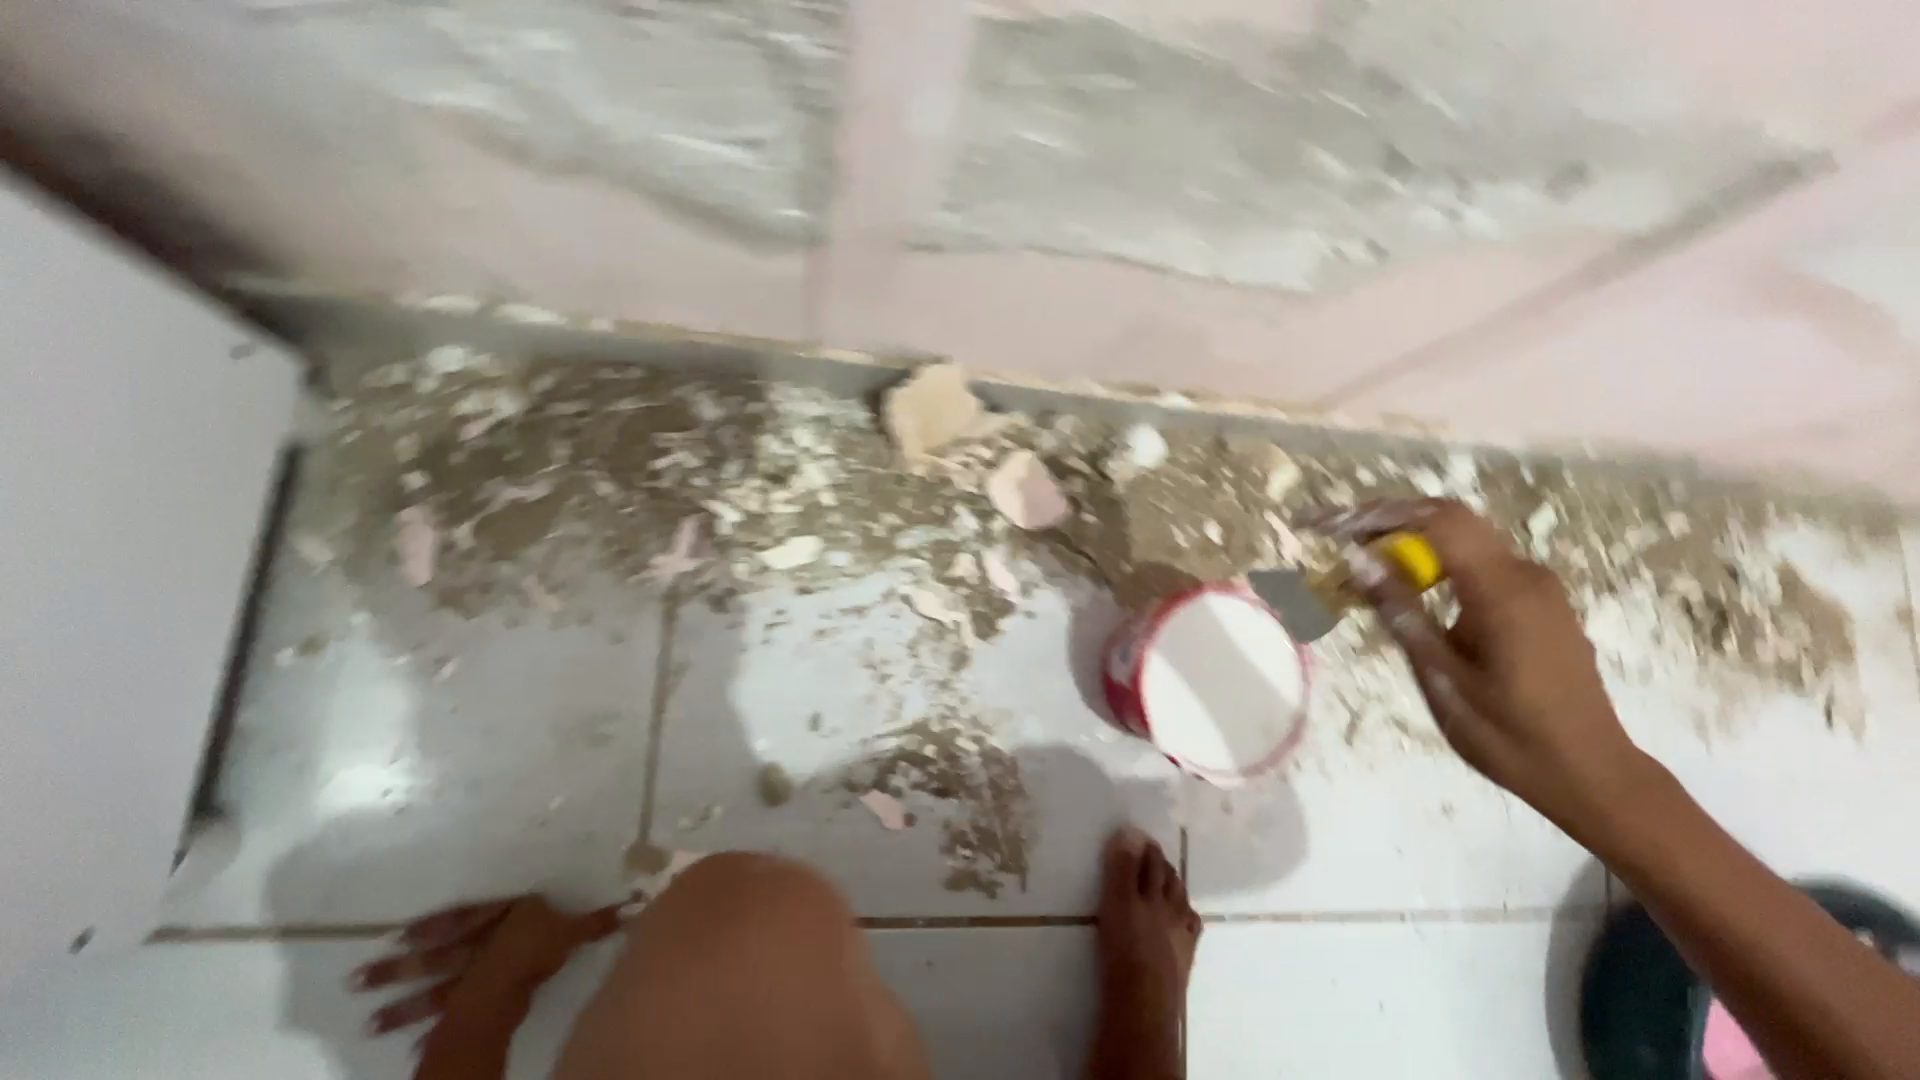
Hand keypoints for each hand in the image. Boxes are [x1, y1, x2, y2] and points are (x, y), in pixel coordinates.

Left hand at [352, 896, 622, 1036]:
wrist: (521, 978)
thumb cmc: (545, 943)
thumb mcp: (574, 928)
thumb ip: (596, 920)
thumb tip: (633, 902)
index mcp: (497, 921)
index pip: (461, 921)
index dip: (431, 928)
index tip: (397, 937)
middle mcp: (475, 949)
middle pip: (432, 960)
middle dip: (396, 972)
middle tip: (354, 983)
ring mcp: (470, 981)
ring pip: (430, 992)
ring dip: (401, 1007)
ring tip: (369, 1023)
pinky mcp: (475, 1009)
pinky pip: (447, 1023)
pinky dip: (427, 1036)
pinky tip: (407, 1050)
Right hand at [1312, 498, 1650, 827]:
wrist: (1590, 773)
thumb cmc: (1509, 734)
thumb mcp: (1441, 676)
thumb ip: (1399, 611)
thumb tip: (1357, 558)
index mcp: (1503, 589)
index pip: (1437, 520)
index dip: (1377, 513)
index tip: (1328, 526)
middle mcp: (1526, 573)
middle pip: (1450, 521)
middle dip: (1387, 522)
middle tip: (1334, 538)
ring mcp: (1538, 586)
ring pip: (1464, 542)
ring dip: (1409, 542)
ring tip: (1360, 563)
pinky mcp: (1539, 602)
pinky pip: (1479, 565)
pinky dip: (1435, 563)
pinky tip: (1406, 587)